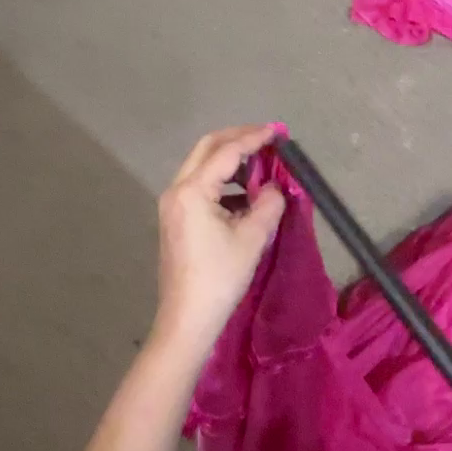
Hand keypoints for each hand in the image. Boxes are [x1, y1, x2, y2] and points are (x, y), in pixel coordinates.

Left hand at [152, 125, 285, 355]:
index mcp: (193, 191)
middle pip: (207, 149)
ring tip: (262, 165)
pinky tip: (247, 194)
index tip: (278, 132)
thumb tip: (274, 188)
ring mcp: (173, 204)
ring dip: (230, 160)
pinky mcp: (176, 218)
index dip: (254, 139)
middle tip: (267, 138)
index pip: (227, 152)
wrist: (188, 318)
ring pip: (202, 166)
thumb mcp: (253, 237)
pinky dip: (223, 180)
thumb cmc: (220, 277)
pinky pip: (200, 185)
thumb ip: (269, 203)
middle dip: (238, 139)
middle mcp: (177, 190)